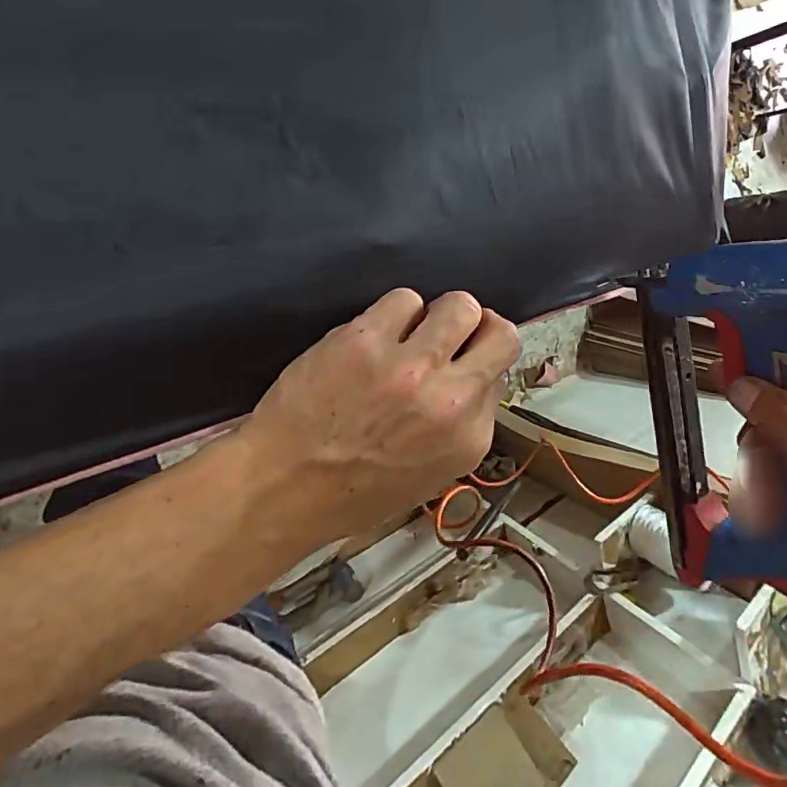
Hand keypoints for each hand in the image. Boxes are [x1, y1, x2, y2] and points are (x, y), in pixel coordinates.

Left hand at [241, 289, 519, 538]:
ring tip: (412, 334)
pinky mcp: (366, 341)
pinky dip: (396, 312)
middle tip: (452, 336)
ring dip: (439, 315)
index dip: (484, 358)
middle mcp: (449, 400)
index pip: (503, 370)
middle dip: (480, 329)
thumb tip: (479, 372)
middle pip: (499, 332)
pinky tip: (378, 335)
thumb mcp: (436, 472)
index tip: (467, 356)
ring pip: (458, 304)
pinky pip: (405, 298)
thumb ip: (469, 419)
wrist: (282, 488)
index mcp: (469, 437)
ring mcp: (408, 366)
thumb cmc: (358, 487)